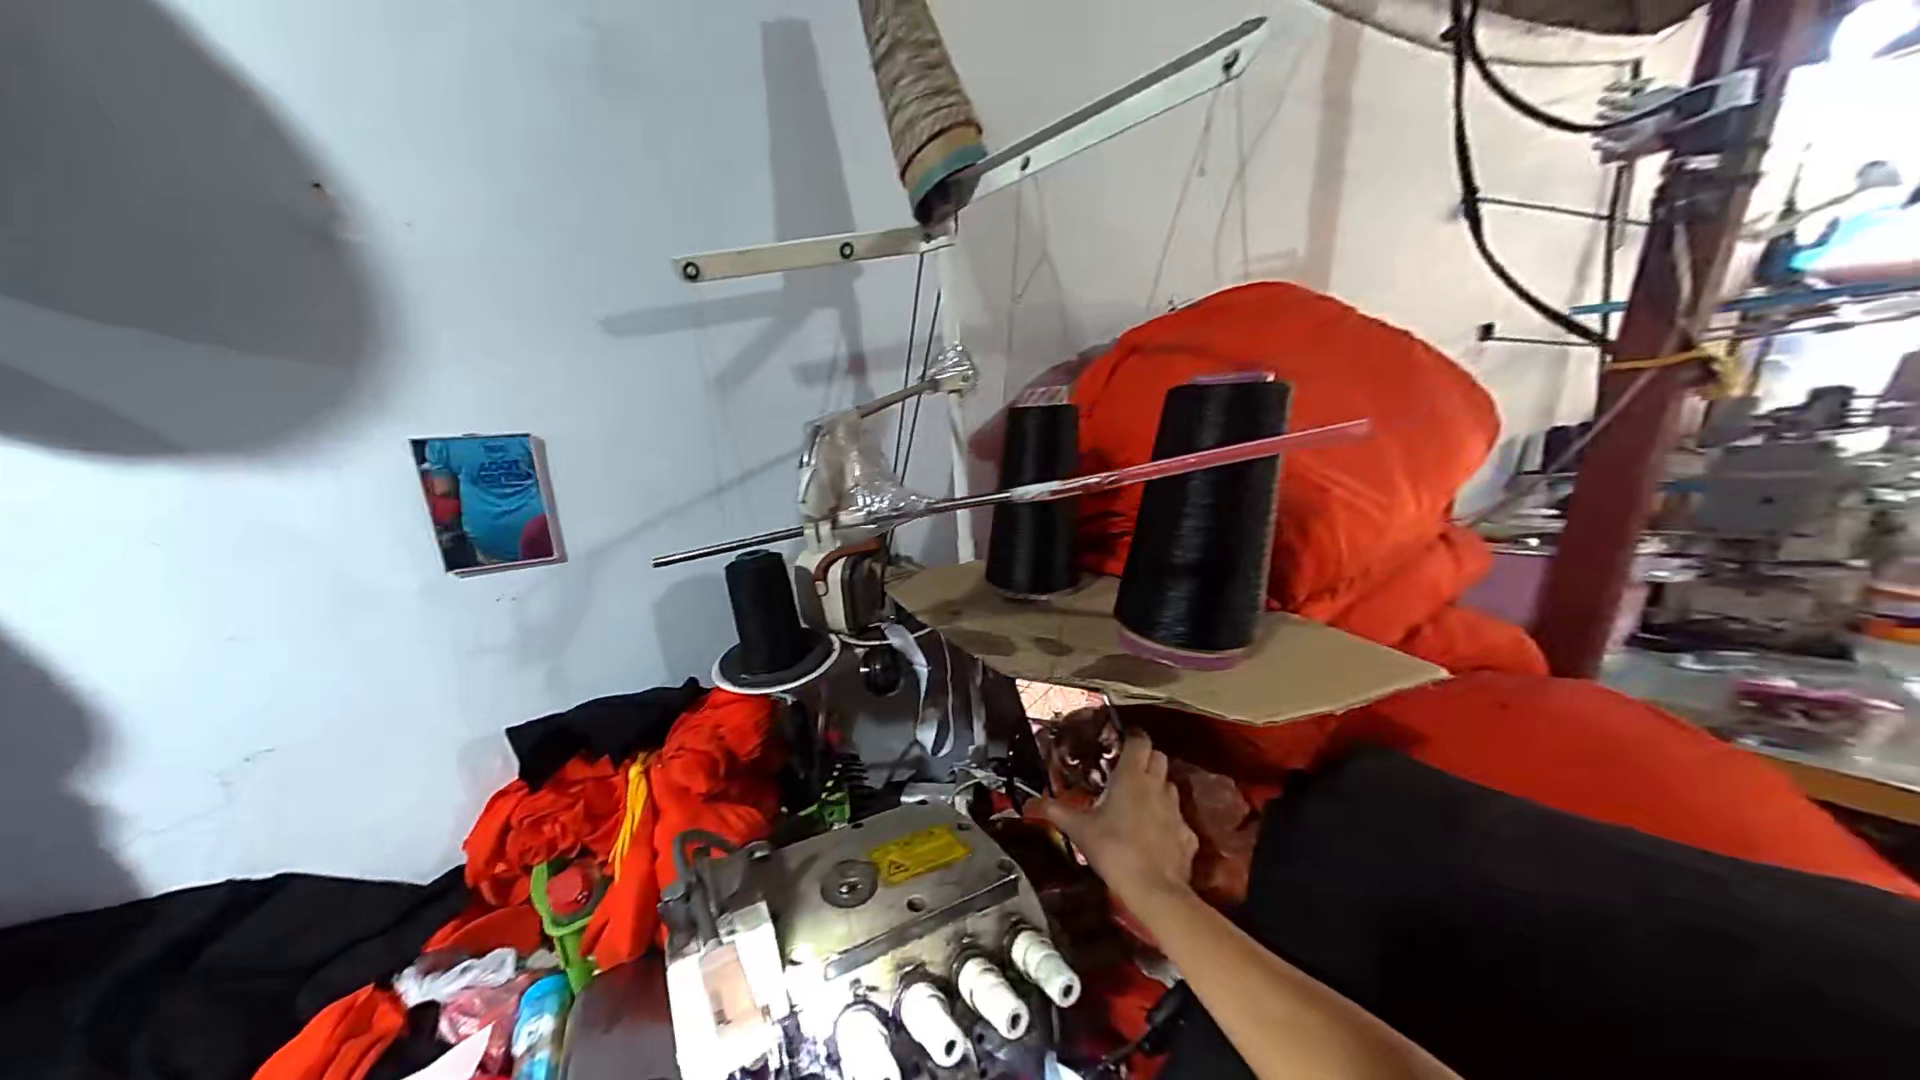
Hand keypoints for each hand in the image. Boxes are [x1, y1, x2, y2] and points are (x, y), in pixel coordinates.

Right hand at [1037, 732, 1197, 911]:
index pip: (1140, 740)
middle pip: (1159, 757)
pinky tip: (1154, 835)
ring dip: (1157, 787)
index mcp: (1131, 776)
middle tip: (1127, 770)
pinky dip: (1167, 821)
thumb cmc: (1112, 849)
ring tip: (1139, 801)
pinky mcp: (1188, 834)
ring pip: (1170, 786)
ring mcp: (1176, 810)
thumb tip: (1032, 803)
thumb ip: (1056, 811)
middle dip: (1146, 758)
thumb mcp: (1078, 829)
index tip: (1121, 742)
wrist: (1153, 889)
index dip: (1132, 737)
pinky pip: (1178, 819)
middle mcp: (1157, 786)